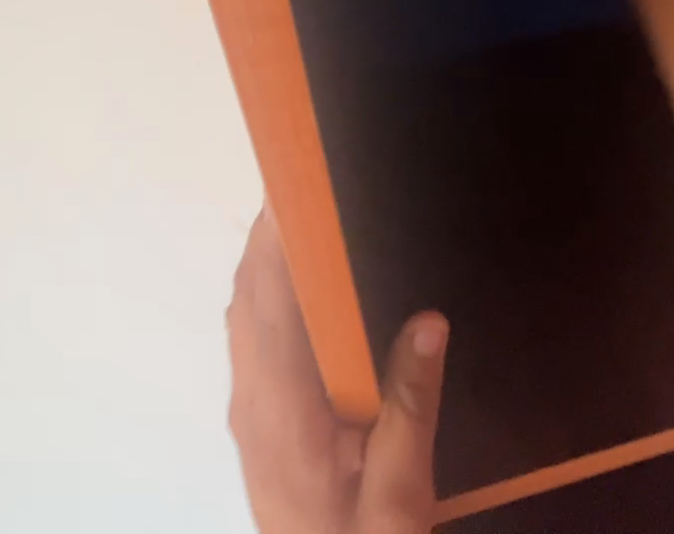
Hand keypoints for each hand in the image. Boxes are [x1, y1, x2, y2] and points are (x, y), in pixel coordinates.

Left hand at [228, 209, 449, 533]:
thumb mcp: (399, 495)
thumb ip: (411, 407)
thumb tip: (429, 320)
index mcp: (281, 413)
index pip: (269, 304)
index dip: (277, 240)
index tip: (297, 187)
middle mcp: (251, 401)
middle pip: (248, 296)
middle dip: (270, 232)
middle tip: (310, 180)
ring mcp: (248, 409)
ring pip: (244, 311)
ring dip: (264, 256)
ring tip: (305, 210)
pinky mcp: (256, 416)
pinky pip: (251, 331)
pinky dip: (265, 286)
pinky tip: (297, 275)